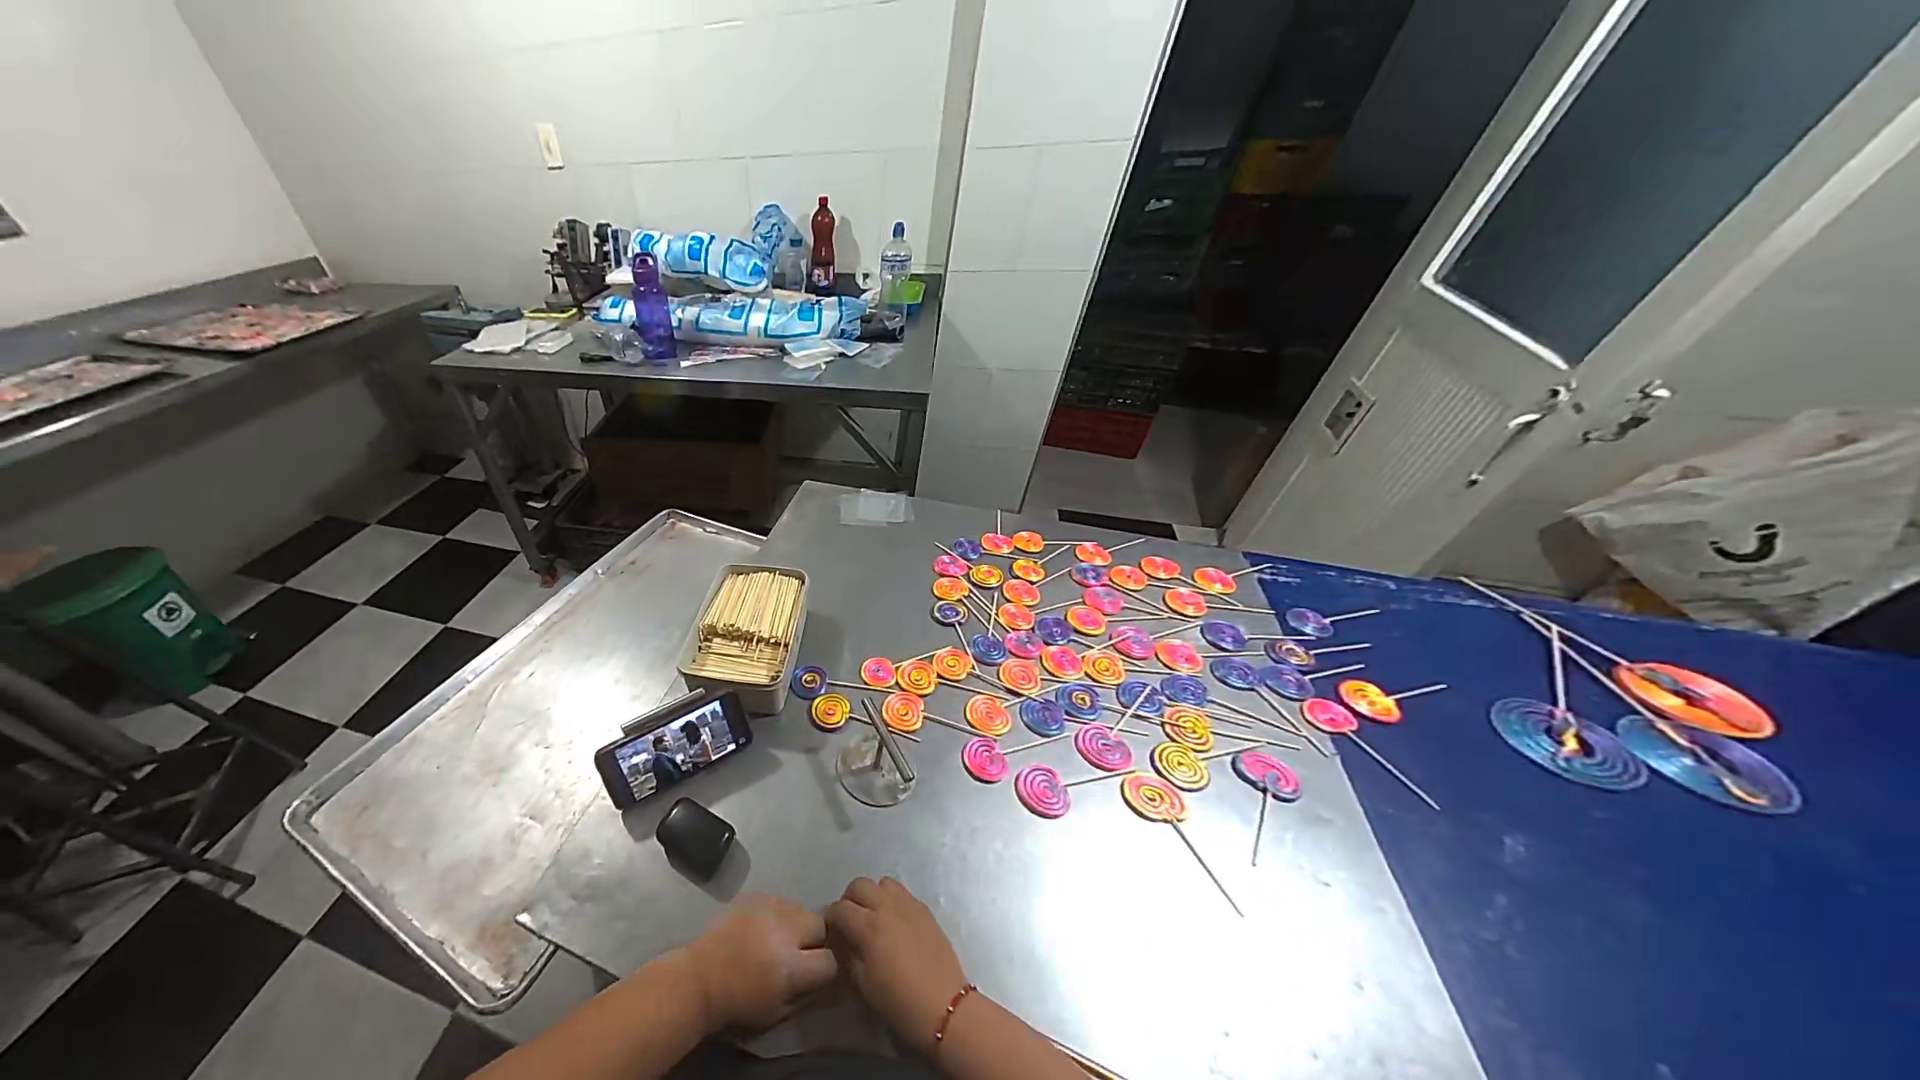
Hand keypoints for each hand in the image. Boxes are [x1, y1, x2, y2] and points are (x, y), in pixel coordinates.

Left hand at [681, 895, 838, 1030]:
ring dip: (795, 923)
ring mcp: (769, 908)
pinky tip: (761, 928)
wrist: (696, 981)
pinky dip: (776, 914)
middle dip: (814, 939)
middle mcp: (785, 931)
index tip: (814, 972)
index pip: (830, 959)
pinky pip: (780, 900)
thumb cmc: (736, 1005)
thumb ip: (807, 994)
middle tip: (797, 951)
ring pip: (801, 908)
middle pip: (821, 925)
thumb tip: (828, 978)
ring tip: (777, 937)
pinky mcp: (756, 896)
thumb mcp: (776, 1014)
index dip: (825, 968)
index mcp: (790, 967)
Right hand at [825, 877, 967, 1053]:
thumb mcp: (862, 984)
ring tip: (872, 918)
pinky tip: (894, 922)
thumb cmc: (898, 1002)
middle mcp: (887, 907)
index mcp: (869, 927)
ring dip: (872, 895)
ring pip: (882, 882)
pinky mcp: (925, 908)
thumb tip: (842, 941)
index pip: (839, 908)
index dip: (830, 919)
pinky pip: (902, 892)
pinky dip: (892, 900)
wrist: (943, 1005)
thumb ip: (848, 955)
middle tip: (849, 922)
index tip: (830, 933)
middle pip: (859, 884)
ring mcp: (909, 904)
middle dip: (849, 900)